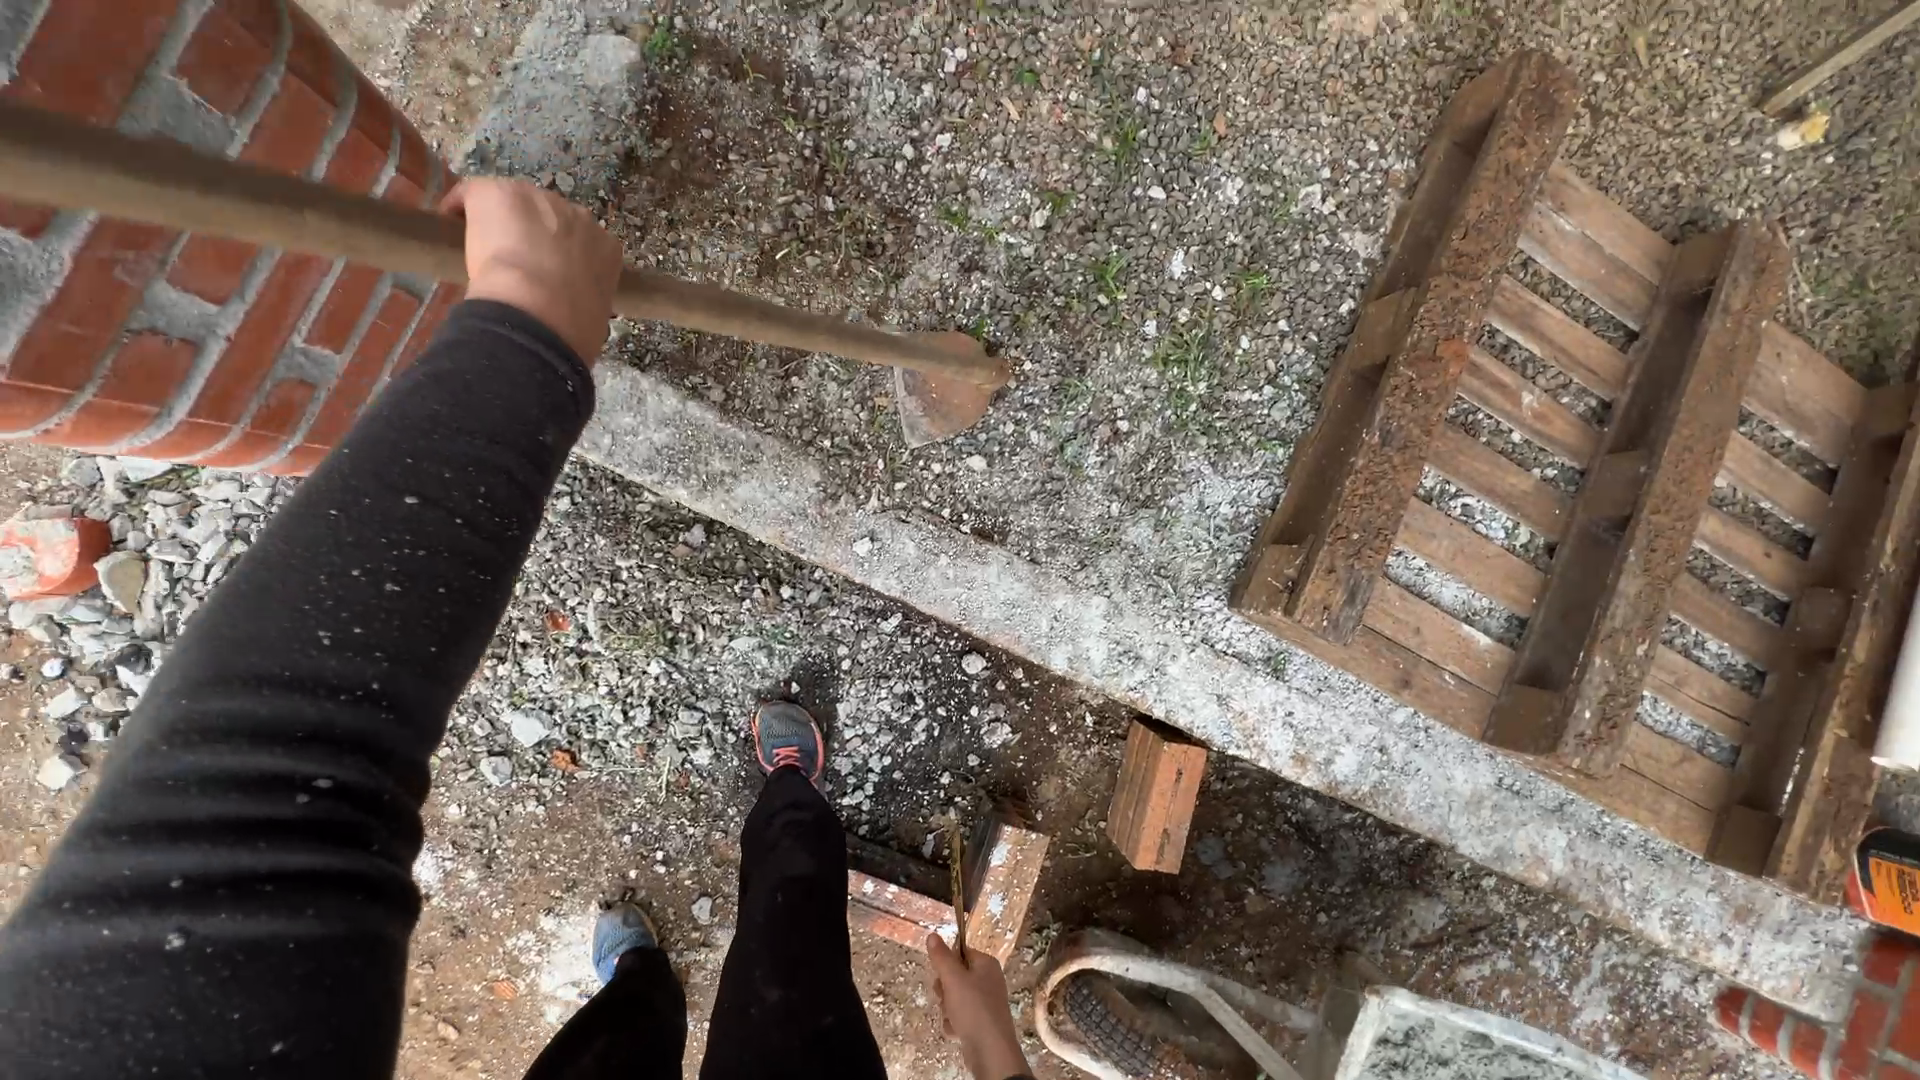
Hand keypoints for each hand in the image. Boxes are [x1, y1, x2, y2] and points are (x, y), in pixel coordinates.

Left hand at [440, 178, 623, 363]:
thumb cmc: (575, 325)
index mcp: (607, 247)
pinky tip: (451, 226)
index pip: (582, 242)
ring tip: (485, 248)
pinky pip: (474, 193)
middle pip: (550, 216)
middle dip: (534, 234)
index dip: (562, 255)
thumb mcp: (594, 312)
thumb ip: (585, 297)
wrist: (542, 311)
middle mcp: (578, 215)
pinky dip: (461, 207)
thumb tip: (573, 309)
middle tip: (517, 262)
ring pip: (515, 204)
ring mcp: (539, 200)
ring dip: (503, 222)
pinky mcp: (499, 193)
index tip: (549, 272)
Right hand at [926, 934, 1030, 1079]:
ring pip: (955, 998)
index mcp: (986, 964)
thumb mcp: (953, 979)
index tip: (941, 976)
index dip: (947, 964)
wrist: (990, 1052)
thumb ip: (941, 957)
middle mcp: (988, 980)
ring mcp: (986, 1002)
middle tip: (945, 998)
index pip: (960, 953)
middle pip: (955, 976)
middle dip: (944, 990)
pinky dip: (955, 1023)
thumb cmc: (973, 1008)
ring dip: (947, 1009)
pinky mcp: (981, 1022)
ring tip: (952, 1017)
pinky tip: (956, 1031)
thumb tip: (932, 934)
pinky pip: (960, 1016)